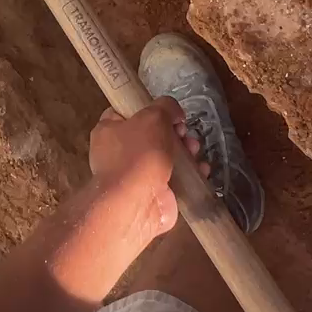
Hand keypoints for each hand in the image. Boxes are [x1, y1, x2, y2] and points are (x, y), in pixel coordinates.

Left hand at [38, 100, 205, 301]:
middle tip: (185, 134)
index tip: (168, 112)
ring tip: (195, 150)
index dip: (150, 109)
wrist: (136, 203)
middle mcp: (119, 152)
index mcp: (109, 130)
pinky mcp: (154, 193)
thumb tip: (174, 113)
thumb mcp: (153, 117)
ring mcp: (136, 175)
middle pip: (152, 135)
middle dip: (174, 133)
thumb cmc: (139, 154)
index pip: (127, 112)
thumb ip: (165, 107)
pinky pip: (175, 178)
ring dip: (185, 152)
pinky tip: (202, 169)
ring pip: (166, 156)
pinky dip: (190, 173)